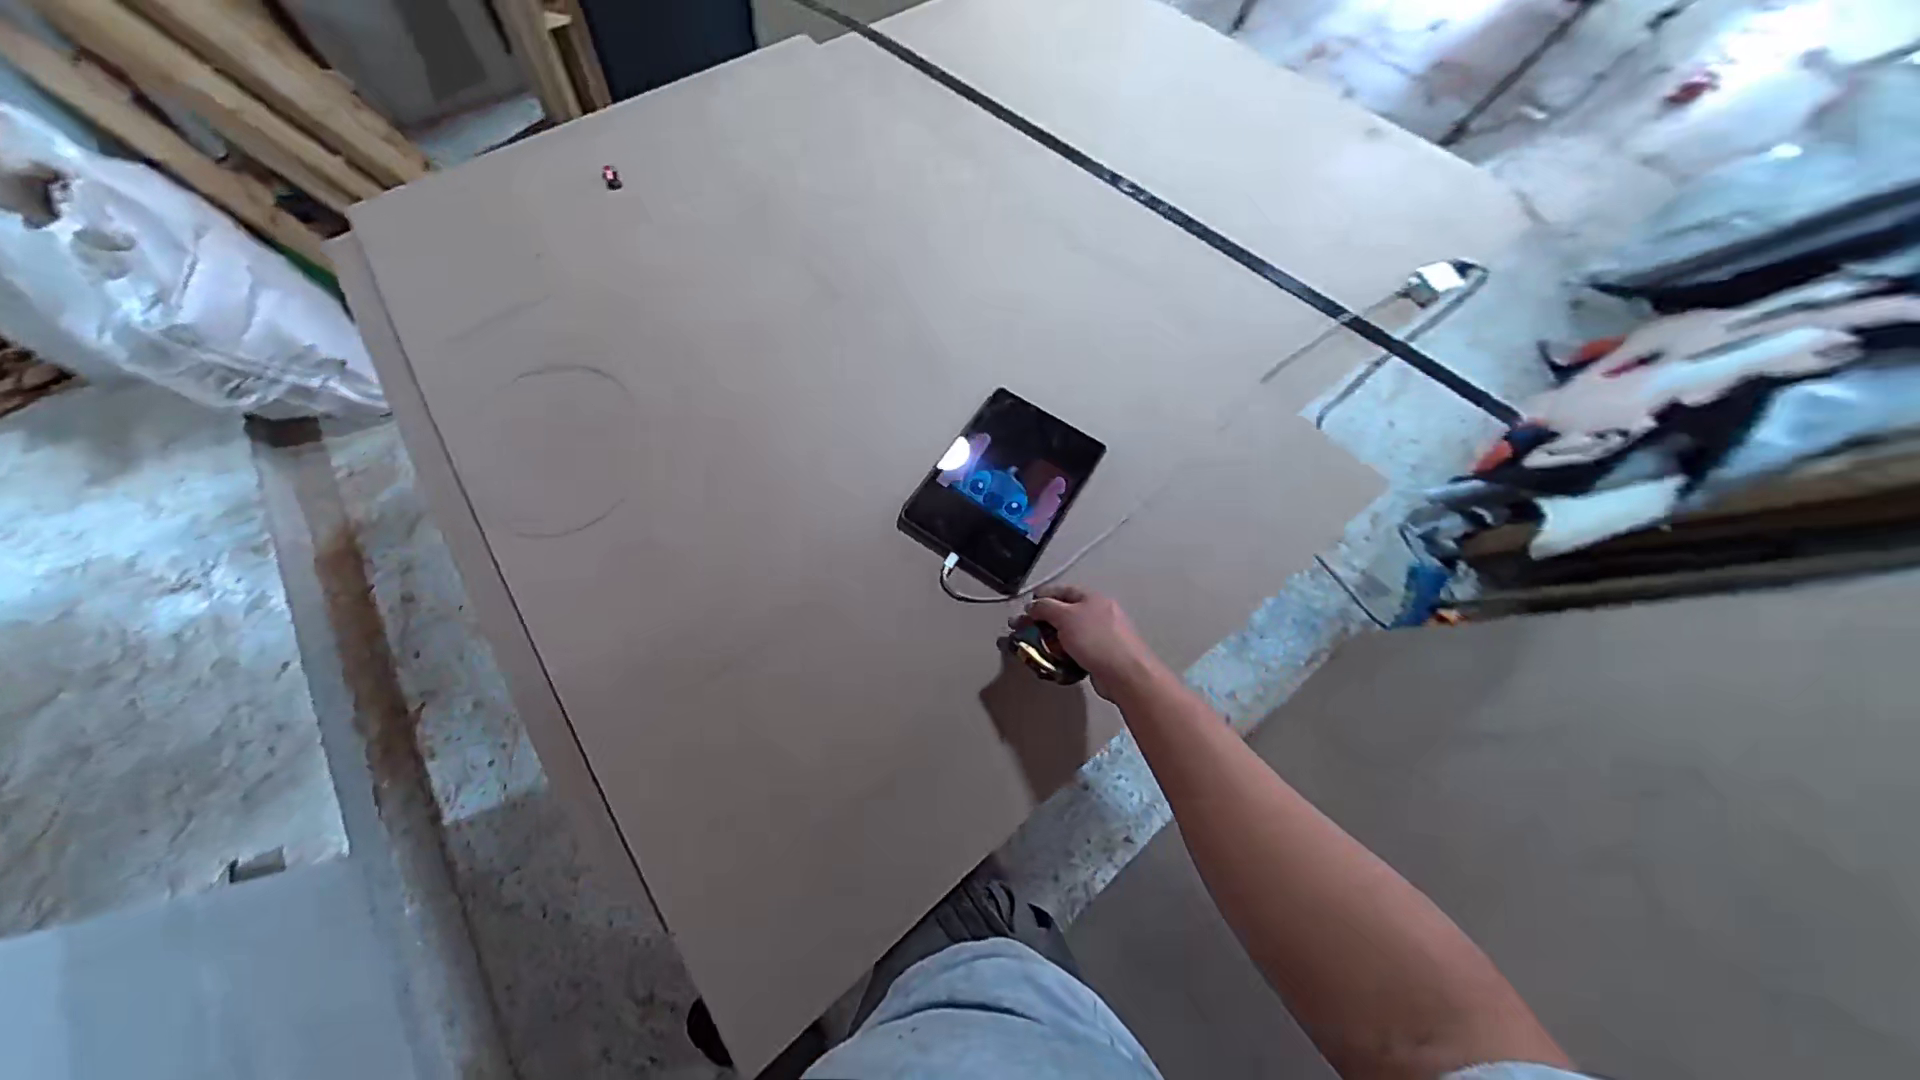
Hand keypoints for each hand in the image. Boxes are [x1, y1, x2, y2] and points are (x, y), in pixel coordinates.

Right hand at [1012, 585, 1168, 702]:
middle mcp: (1099, 613)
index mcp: (1092, 598)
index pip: (1062, 590)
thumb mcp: (1065, 617)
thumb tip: (1033, 606)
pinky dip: (1064, 653)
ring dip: (1052, 638)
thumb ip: (1045, 607)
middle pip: (1065, 612)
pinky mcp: (1102, 655)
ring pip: (1070, 633)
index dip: (1042, 596)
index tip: (1026, 607)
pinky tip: (1055, 659)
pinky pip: (1077, 650)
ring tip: (1036, 646)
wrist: (1125, 674)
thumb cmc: (1096, 640)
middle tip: (1025, 629)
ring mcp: (1102, 635)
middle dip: (1043, 620)